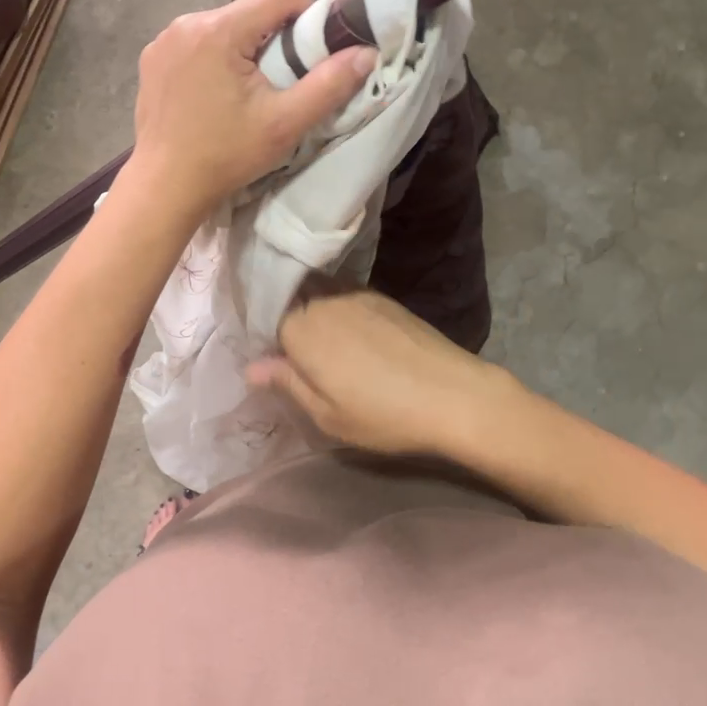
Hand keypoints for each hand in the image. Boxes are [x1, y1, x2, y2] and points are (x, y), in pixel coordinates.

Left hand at [128, 0, 376, 217]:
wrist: (164, 187)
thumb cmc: (226, 155)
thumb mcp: (285, 123)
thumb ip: (330, 84)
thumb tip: (367, 52)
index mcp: (218, 30)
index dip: (307, 16)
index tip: (312, 53)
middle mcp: (186, 23)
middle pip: (249, 11)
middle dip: (274, 37)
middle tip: (285, 79)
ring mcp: (163, 41)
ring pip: (223, 26)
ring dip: (244, 47)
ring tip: (250, 91)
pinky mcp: (151, 59)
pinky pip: (196, 43)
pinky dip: (214, 58)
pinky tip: (216, 95)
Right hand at [249, 284, 519, 456]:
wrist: (454, 394)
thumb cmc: (384, 415)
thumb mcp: (328, 415)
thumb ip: (288, 383)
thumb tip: (252, 367)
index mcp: (301, 330)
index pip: (264, 318)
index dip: (263, 334)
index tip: (267, 354)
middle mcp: (323, 301)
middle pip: (290, 299)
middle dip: (283, 315)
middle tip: (291, 349)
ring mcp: (354, 294)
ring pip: (316, 291)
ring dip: (310, 308)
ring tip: (320, 339)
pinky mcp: (381, 295)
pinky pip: (343, 293)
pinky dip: (335, 306)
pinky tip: (350, 332)